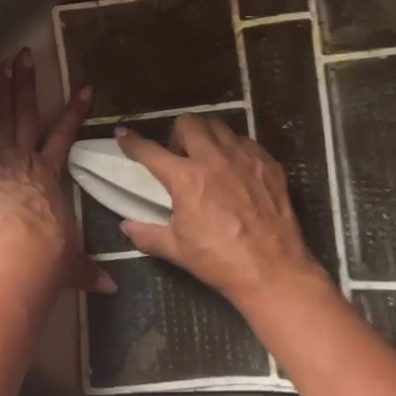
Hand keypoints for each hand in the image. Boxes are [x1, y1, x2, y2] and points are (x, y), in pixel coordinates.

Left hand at [0, 48, 113, 293]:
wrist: (24, 251)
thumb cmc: (50, 254)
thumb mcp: (71, 262)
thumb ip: (86, 271)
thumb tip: (109, 288)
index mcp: (52, 174)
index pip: (65, 135)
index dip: (75, 111)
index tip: (85, 90)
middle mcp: (28, 158)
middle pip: (28, 113)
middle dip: (27, 83)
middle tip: (24, 56)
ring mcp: (3, 158)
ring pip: (3, 115)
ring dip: (3, 88)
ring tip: (2, 63)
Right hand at [115, 114, 324, 304]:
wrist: (272, 272)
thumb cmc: (219, 261)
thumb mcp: (177, 249)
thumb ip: (147, 234)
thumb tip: (126, 227)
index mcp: (185, 178)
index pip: (149, 151)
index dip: (132, 142)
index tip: (123, 135)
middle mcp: (213, 159)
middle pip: (189, 123)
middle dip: (177, 133)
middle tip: (179, 155)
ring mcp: (244, 159)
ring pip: (219, 127)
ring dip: (206, 136)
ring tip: (207, 157)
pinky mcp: (269, 165)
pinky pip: (246, 143)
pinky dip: (235, 149)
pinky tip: (235, 169)